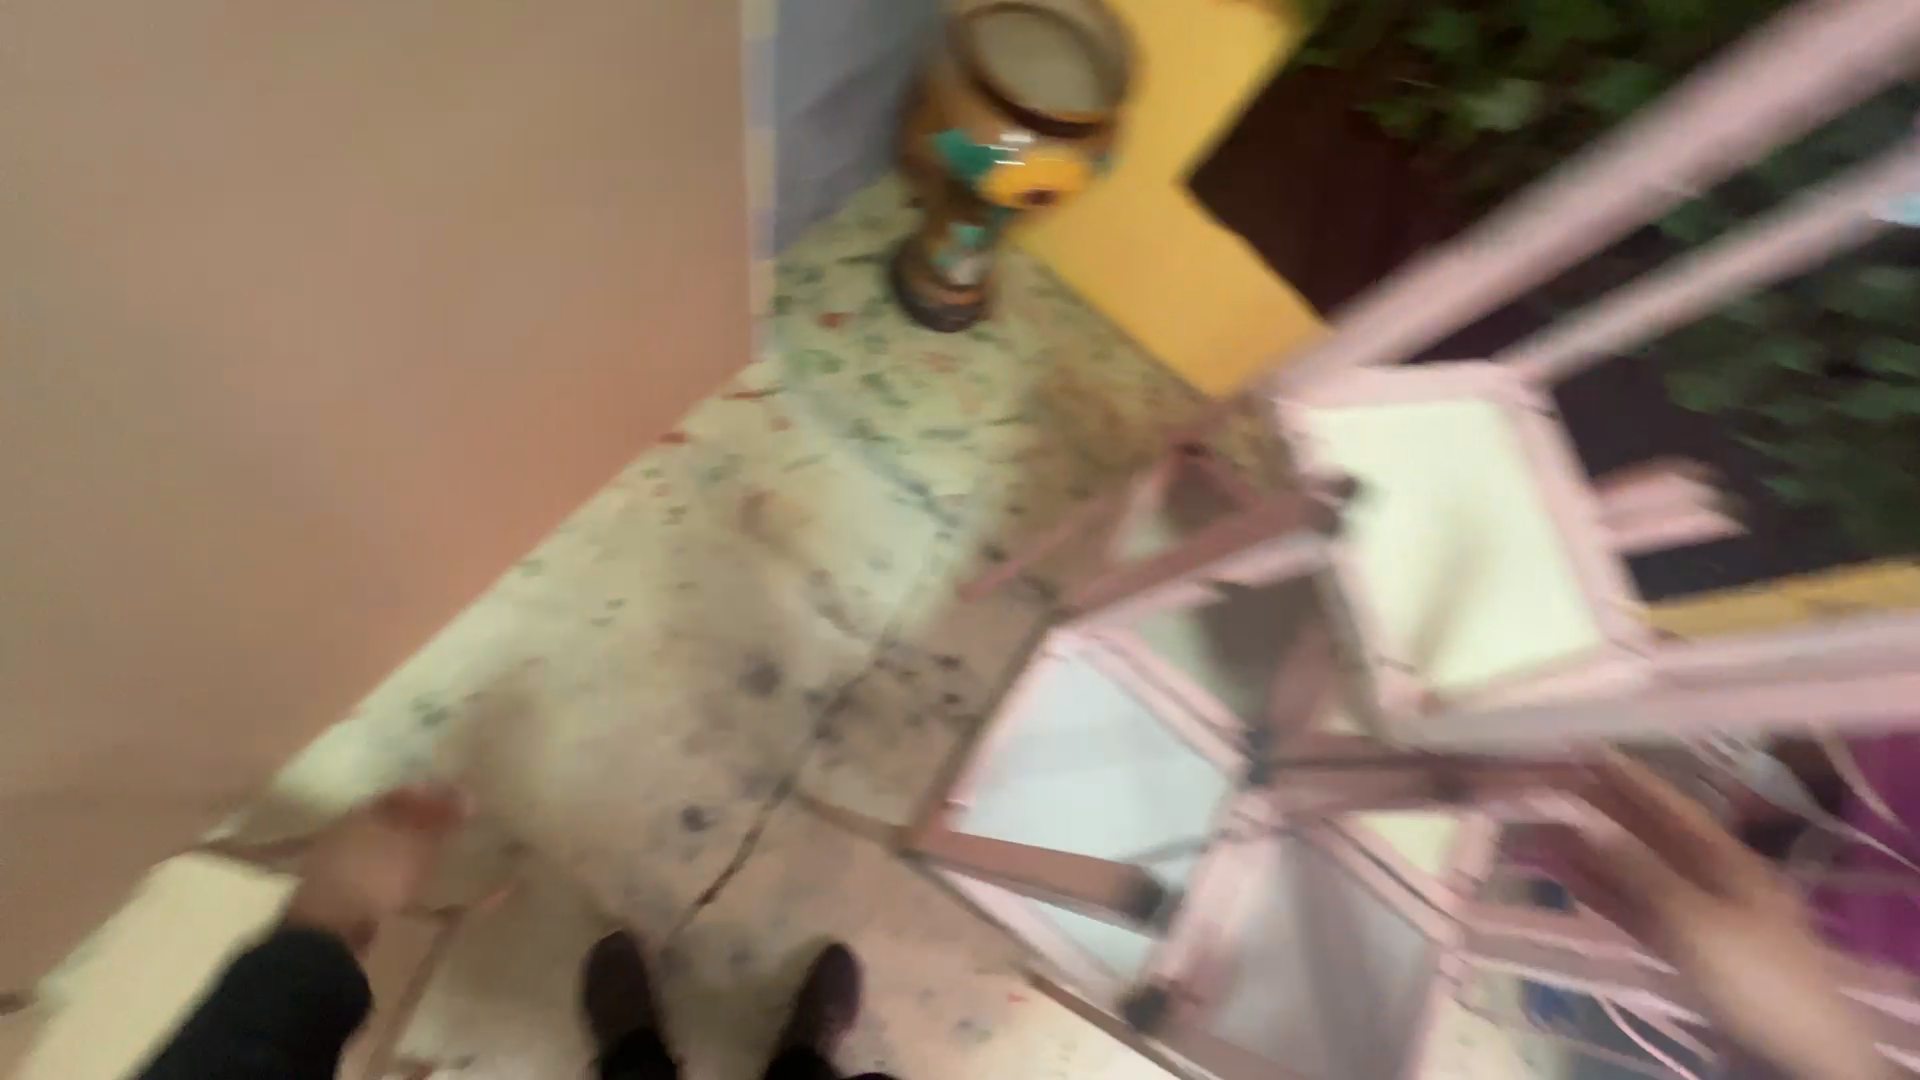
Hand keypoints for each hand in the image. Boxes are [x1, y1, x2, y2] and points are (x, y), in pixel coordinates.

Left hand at [282, 784, 467, 952]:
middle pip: (392, 818)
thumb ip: (444, 820)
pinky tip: (412, 876)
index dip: (436, 794)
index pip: (407, 793)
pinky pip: (375, 868)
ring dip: (408, 845)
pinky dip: (395, 868)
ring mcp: (337, 862)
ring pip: (382, 843)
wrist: (327, 932)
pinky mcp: (338, 891)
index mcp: (365, 812)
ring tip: (436, 852)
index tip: (463, 802)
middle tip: (452, 826)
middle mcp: (347, 831)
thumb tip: (467, 797)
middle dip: (422, 820)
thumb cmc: (377, 876)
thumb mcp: (420, 843)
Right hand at [1553, 755, 1887, 1079]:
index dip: (1618, 772)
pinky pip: (1620, 901)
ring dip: (1574, 847)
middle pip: (1633, 831)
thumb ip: (1635, 865)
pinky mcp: (1670, 939)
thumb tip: (1580, 817)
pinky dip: (1586, 884)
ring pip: (1618, 865)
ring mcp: (1685, 907)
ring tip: (1523, 828)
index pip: (1661, 802)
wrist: (1797, 1061)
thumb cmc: (1756, 977)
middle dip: (1582, 809)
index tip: (1571, 744)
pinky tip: (1553, 870)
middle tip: (1529, 787)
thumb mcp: (1696, 917)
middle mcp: (1701, 873)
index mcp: (1721, 857)